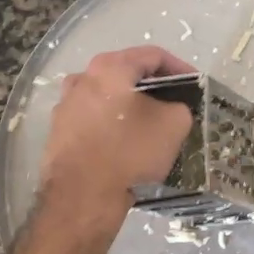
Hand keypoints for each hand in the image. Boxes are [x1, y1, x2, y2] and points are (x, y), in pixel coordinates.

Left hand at [41, 47, 193, 217]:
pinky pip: (93, 120)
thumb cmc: (130, 151)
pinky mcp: (58, 133)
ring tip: (150, 125)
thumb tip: (172, 107)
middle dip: (153, 86)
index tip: (195, 83)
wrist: (82, 198)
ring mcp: (65, 107)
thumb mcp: (174, 124)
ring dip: (130, 106)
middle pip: (126, 74)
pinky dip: (112, 125)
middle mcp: (82, 79)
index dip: (179, 67)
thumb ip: (180, 105)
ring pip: (108, 98)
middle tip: (174, 102)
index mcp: (109, 68)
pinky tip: (126, 145)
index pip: (153, 55)